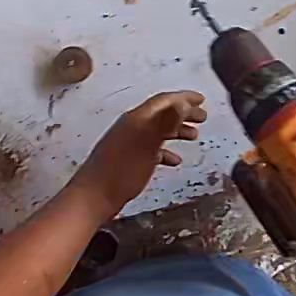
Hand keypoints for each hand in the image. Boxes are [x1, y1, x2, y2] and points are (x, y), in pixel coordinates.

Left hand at [68, 91, 207, 216]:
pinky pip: (151, 148)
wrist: (93, 197)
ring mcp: (129, 142)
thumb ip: (166, 121)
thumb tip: (182, 103)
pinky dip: (166, 150)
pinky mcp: (127, 158)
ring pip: (158, 130)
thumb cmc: (122, 171)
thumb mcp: (148, 143)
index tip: (202, 100)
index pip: (164, 101)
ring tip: (194, 135)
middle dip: (184, 113)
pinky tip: (174, 160)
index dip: (184, 98)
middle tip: (202, 117)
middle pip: (162, 113)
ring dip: (177, 130)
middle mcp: (132, 126)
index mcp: (137, 119)